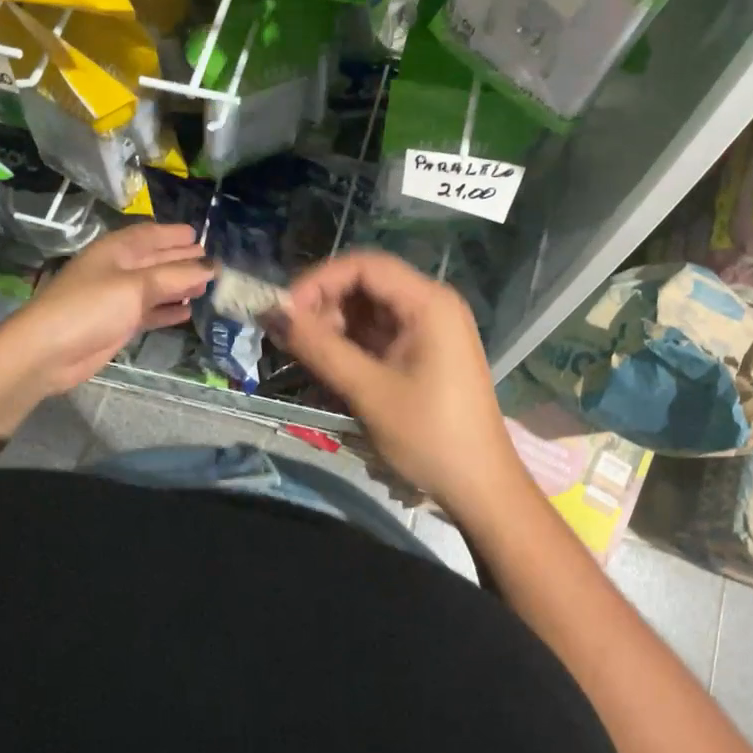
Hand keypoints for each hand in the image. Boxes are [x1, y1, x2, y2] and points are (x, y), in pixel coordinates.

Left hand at [4, 223, 213, 392]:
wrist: (49, 351)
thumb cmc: (91, 307)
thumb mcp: (136, 286)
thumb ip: (176, 276)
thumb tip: (210, 267)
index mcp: (117, 250)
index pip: (150, 235)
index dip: (174, 234)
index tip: (200, 236)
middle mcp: (118, 270)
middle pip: (156, 260)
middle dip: (182, 260)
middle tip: (213, 262)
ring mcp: (117, 298)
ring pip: (156, 287)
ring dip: (179, 286)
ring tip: (207, 287)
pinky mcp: (119, 323)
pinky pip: (150, 311)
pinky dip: (168, 310)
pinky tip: (187, 312)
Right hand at [270, 252, 526, 515]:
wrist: (480, 486)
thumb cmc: (429, 435)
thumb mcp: (368, 391)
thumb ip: (319, 347)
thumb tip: (272, 314)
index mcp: (429, 303)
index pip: (364, 266)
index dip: (318, 281)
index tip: (282, 312)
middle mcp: (432, 306)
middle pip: (366, 286)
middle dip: (324, 307)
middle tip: (290, 342)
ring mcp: (431, 331)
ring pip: (370, 313)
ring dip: (334, 330)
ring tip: (307, 361)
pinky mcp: (425, 355)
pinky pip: (381, 336)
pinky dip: (352, 348)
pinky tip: (330, 372)